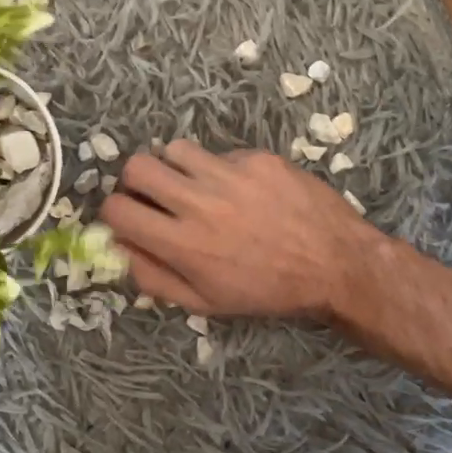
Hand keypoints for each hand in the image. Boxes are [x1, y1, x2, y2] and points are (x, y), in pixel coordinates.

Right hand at [99, 142, 383, 318]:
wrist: (336, 265)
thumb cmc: (267, 291)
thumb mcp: (205, 302)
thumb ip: (154, 277)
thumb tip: (118, 250)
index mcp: (183, 244)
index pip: (117, 210)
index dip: (115, 213)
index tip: (129, 218)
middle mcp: (200, 203)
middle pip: (136, 167)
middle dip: (137, 182)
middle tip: (155, 196)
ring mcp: (230, 175)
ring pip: (173, 150)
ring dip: (176, 168)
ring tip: (196, 186)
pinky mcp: (256, 158)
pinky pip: (218, 152)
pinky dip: (219, 168)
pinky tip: (241, 189)